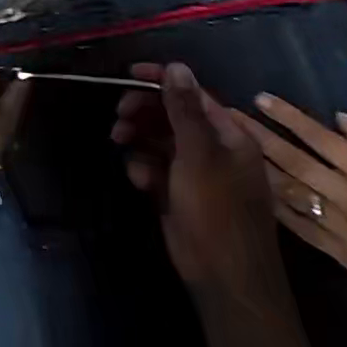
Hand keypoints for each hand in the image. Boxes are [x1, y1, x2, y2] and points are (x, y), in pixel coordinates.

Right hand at [110, 63, 290, 299]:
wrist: (224, 282)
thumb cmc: (217, 211)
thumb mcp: (199, 154)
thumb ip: (184, 109)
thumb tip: (176, 65)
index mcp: (228, 134)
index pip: (192, 93)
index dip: (162, 80)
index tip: (129, 74)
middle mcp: (214, 148)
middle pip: (173, 115)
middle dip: (144, 110)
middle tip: (119, 112)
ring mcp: (196, 173)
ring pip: (160, 141)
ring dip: (139, 137)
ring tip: (118, 138)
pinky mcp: (179, 195)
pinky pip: (156, 169)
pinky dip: (144, 168)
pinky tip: (137, 178)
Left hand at [238, 94, 346, 340]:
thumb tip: (340, 117)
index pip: (320, 137)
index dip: (288, 117)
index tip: (259, 99)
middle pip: (294, 161)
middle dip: (258, 137)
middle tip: (228, 117)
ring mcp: (341, 227)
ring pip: (290, 192)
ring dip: (258, 168)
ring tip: (229, 148)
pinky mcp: (338, 253)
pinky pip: (299, 227)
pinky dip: (274, 207)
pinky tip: (250, 191)